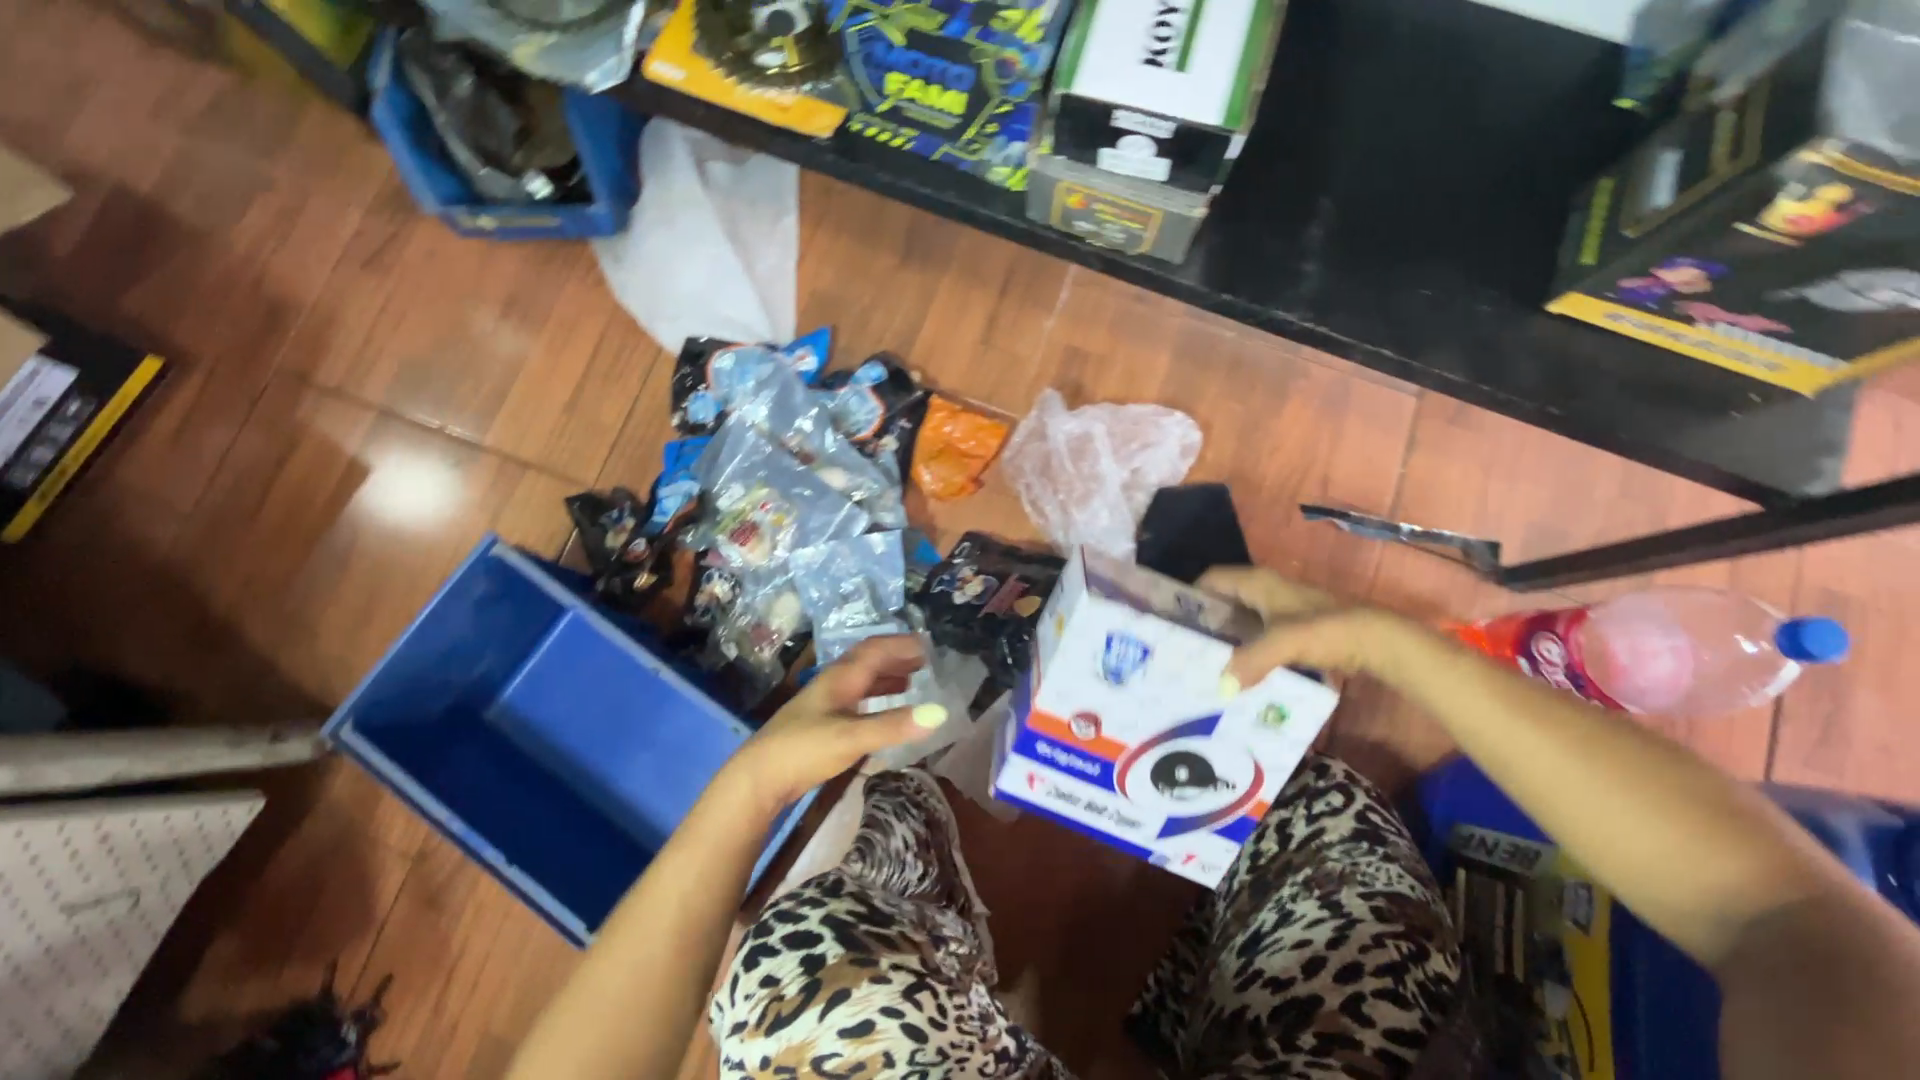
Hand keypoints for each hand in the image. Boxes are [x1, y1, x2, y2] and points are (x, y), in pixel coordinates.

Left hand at [720, 635, 947, 812]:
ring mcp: (826, 705)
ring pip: (861, 682)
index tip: (929, 645)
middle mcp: (833, 685)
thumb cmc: (804, 749)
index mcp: (841, 678)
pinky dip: (876, 700)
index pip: (875, 649)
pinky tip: (883, 714)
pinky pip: (856, 702)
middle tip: (927, 663)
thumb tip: (940, 712)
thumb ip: (894, 726)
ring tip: (913, 682)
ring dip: (887, 678)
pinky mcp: (822, 725)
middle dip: (897, 658)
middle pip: (868, 662)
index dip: (901, 644)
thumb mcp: (852, 736)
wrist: (758, 778)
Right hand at [1199, 566, 1405, 688]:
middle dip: (1202, 622)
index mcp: (1257, 583)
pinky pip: (1258, 636)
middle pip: (1222, 601)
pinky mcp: (1294, 629)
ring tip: (1201, 665)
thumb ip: (1250, 660)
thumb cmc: (1327, 630)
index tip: (1170, 622)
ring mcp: (1281, 610)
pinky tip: (1237, 674)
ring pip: (1240, 620)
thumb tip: (1220, 686)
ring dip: (1223, 639)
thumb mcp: (1284, 643)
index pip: (1210, 579)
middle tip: (1181, 650)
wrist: (1378, 641)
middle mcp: (1266, 590)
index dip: (1189, 595)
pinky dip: (1245, 650)